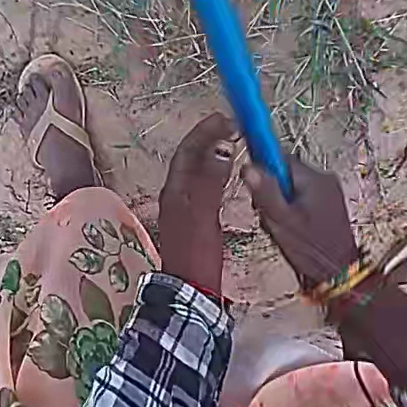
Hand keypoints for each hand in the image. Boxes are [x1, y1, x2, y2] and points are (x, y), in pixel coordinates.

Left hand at [157, 113, 238, 290]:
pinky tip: (227, 171)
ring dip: (212, 152)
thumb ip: (211, 181)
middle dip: (208, 138)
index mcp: (174, 190)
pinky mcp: (195, 215)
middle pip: (190, 157)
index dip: (204, 133)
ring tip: (231, 140)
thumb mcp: (204, 214)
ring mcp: (184, 204)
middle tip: (231, 125)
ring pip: (197, 169)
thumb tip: (221, 149)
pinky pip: (204, 183)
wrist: (192, 287)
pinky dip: (216, 170)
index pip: (187, 151)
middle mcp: (176, 193)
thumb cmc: (196, 252)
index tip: (224, 120)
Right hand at [242, 156, 359, 285]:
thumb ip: (264, 191)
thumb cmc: (311, 249)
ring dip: (278, 198)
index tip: (251, 177)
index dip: (261, 167)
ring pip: (289, 183)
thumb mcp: (281, 220)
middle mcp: (323, 179)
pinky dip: (289, 205)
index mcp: (313, 179)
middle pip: (283, 170)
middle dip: (269, 187)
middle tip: (266, 210)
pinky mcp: (326, 202)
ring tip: (278, 222)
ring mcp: (327, 190)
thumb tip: (248, 166)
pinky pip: (298, 193)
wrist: (339, 273)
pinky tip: (288, 224)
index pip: (278, 156)